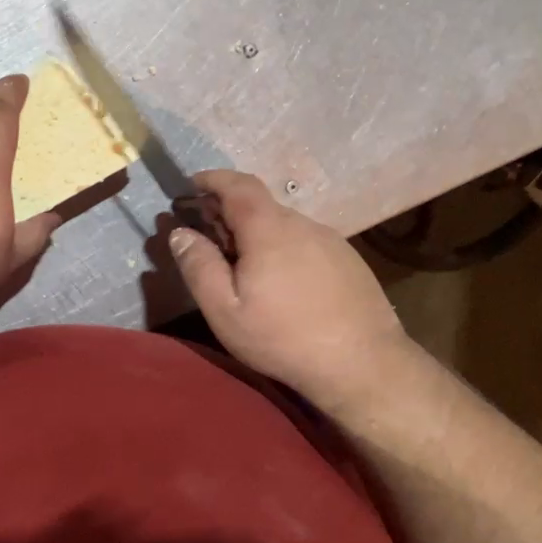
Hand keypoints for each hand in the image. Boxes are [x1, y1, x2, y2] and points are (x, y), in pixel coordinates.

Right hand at [169, 170, 416, 412]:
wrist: (362, 363)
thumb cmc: (282, 338)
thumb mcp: (224, 310)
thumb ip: (199, 267)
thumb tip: (179, 233)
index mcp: (269, 230)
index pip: (239, 185)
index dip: (213, 179)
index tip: (192, 184)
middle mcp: (303, 225)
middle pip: (261, 206)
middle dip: (229, 211)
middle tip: (206, 235)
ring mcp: (331, 241)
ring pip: (284, 226)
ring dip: (256, 233)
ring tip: (240, 264)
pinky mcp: (348, 260)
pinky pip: (305, 242)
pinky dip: (281, 248)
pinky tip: (278, 282)